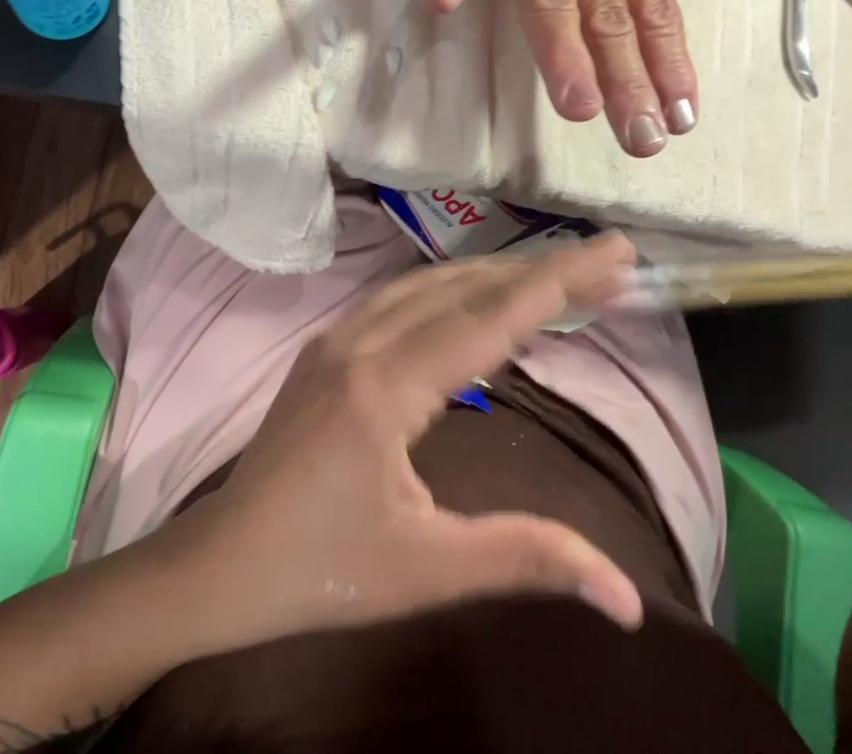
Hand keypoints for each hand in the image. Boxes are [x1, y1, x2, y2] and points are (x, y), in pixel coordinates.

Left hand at [169, 234, 645, 649]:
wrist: (222, 563)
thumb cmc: (320, 568)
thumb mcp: (428, 569)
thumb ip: (527, 559)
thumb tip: (630, 600)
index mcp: (381, 387)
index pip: (487, 318)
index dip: (557, 282)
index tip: (617, 251)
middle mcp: (355, 346)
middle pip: (458, 288)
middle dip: (536, 271)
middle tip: (608, 262)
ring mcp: (331, 344)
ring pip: (422, 287)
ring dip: (490, 276)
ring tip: (554, 277)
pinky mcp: (320, 355)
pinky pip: (394, 302)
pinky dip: (449, 293)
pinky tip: (472, 304)